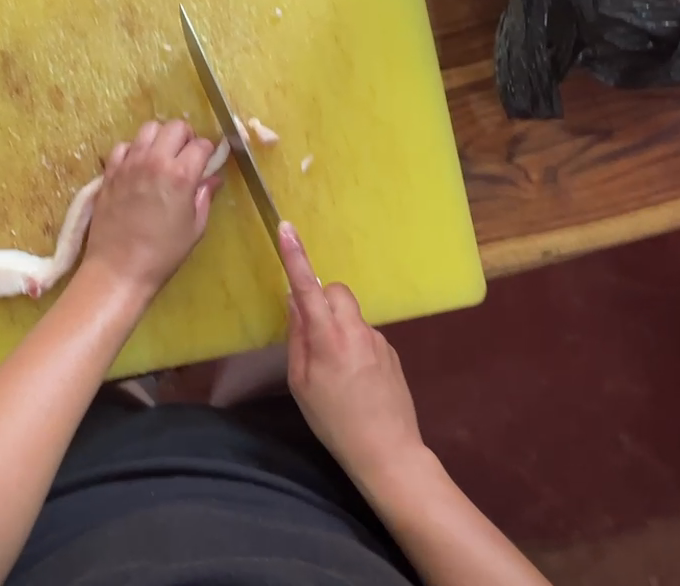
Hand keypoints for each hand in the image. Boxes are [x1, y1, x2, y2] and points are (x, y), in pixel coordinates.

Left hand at [81, 120, 220, 302]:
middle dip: (186, 137)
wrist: (118, 268)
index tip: (207, 161)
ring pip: (149, 128)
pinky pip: (124, 145)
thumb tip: (212, 179)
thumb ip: (204, 197)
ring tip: (162, 156)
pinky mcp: (110, 171)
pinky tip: (138, 165)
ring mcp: (129, 163)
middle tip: (186, 156)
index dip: (208, 151)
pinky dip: (134, 149)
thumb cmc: (162, 254)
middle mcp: (155, 161)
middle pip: (176, 127)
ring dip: (160, 138)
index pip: (201, 145)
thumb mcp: (194, 228)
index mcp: (181, 175)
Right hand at [280, 221, 426, 487]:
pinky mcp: (392, 351)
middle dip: (323, 300)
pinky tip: (356, 380)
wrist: (388, 452)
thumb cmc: (334, 422)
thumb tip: (295, 301)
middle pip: (337, 292)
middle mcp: (356, 330)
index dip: (295, 257)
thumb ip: (297, 337)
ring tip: (336, 370)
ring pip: (351, 315)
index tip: (287, 228)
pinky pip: (365, 335)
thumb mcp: (301, 383)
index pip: (308, 287)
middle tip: (314, 333)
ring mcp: (378, 339)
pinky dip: (355, 345)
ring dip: (339, 327)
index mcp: (328, 338)